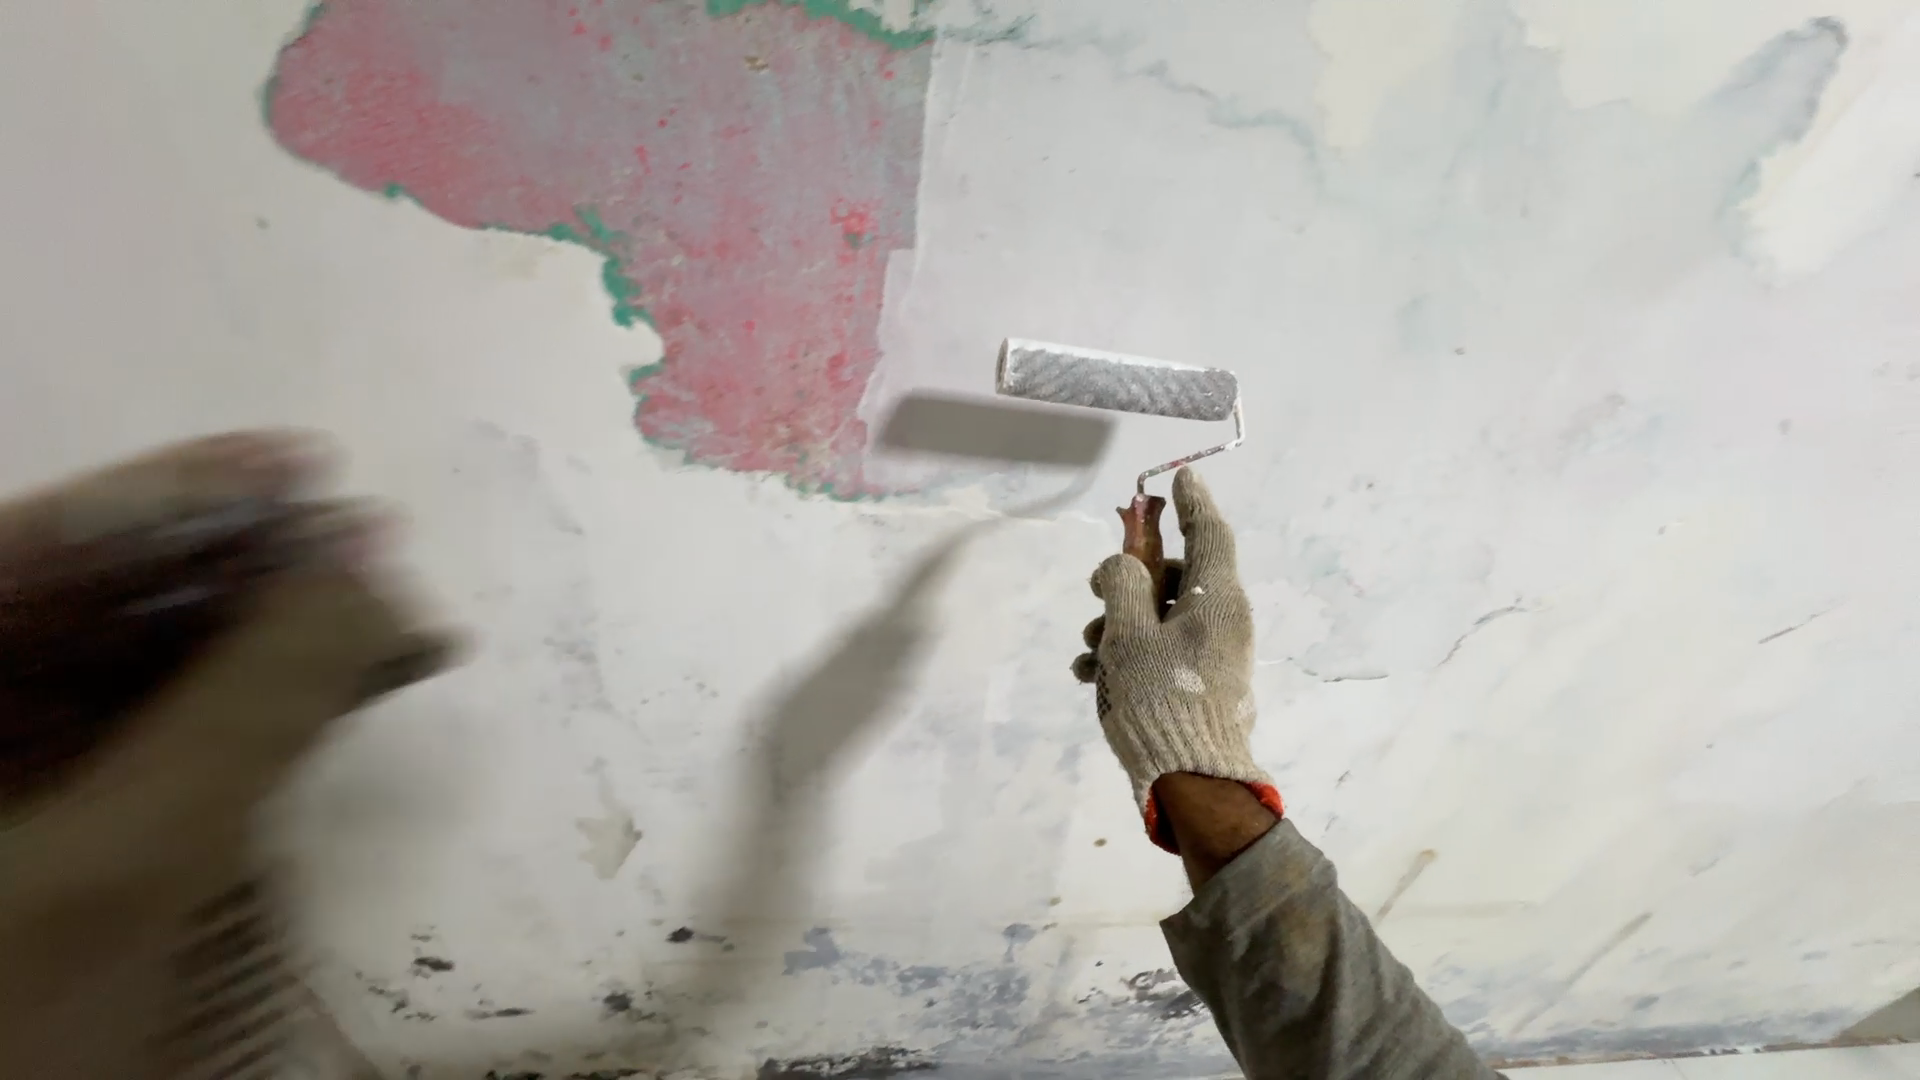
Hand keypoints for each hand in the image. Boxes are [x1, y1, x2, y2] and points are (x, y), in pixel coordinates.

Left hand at [0, 432, 455, 1078]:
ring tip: (407, 613)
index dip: (179, 496)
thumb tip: (368, 567)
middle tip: (381, 546)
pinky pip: (223, 713)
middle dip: (270, 568)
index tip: (309, 458)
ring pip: (192, 658)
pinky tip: (383, 668)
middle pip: (130, 602)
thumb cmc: (9, 1023)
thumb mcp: (122, 864)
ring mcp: (51, 760)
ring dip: (310, 630)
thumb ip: (251, 704)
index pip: (39, 553)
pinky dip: (309, 689)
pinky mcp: (124, 798)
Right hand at [1074, 467, 1281, 852]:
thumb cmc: (1160, 696)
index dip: (1192, 502)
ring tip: (1087, 657)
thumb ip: (1122, 585)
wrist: (1189, 778)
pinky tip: (1092, 678)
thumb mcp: (1129, 633)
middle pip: (1174, 577)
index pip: (1209, 533)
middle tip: (1094, 595)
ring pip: (1159, 615)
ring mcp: (1212, 652)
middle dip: (1128, 583)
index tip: (1181, 475)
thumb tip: (1124, 567)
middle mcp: (1221, 619)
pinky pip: (1160, 648)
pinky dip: (1127, 653)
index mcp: (1217, 599)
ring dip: (1118, 625)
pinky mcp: (1199, 680)